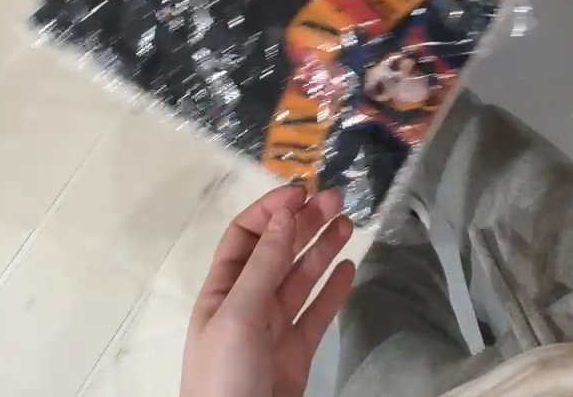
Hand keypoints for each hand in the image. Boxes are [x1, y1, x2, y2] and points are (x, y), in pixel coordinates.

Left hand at [183, 185, 357, 396]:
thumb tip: (285, 214)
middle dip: (305, 222)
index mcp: (222, 292)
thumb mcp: (238, 317)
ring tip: (349, 224)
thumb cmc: (225, 379)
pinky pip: (317, 313)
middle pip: (278, 251)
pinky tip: (349, 268)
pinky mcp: (296, 353)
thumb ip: (264, 265)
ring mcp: (273, 329)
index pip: (245, 236)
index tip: (302, 193)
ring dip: (323, 248)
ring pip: (301, 278)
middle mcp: (248, 303)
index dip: (271, 211)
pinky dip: (333, 290)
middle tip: (337, 199)